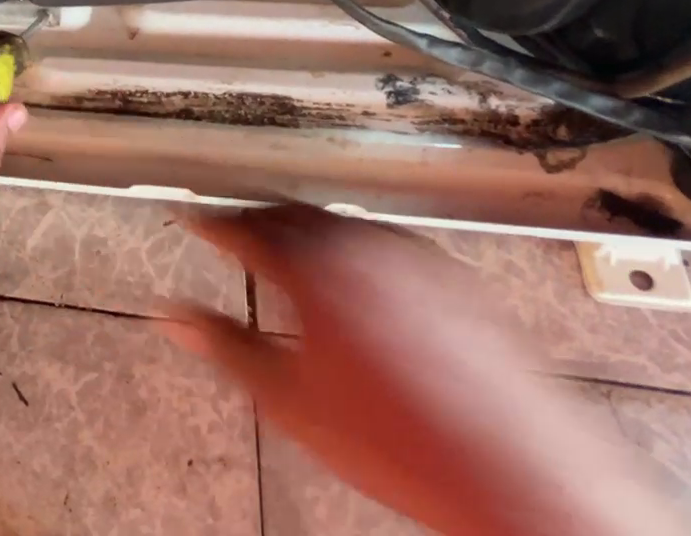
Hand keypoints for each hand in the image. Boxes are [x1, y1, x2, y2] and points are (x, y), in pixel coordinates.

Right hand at [160, 206, 690, 535]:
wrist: (516, 475)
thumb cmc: (393, 440)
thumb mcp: (288, 400)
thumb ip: (226, 347)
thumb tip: (173, 317)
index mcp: (316, 270)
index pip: (247, 230)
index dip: (213, 224)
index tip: (194, 221)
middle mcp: (363, 249)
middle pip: (295, 215)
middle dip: (258, 220)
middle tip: (234, 232)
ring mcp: (414, 259)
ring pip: (342, 225)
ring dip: (307, 231)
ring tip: (287, 251)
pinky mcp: (455, 279)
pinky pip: (385, 243)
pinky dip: (354, 248)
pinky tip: (354, 278)